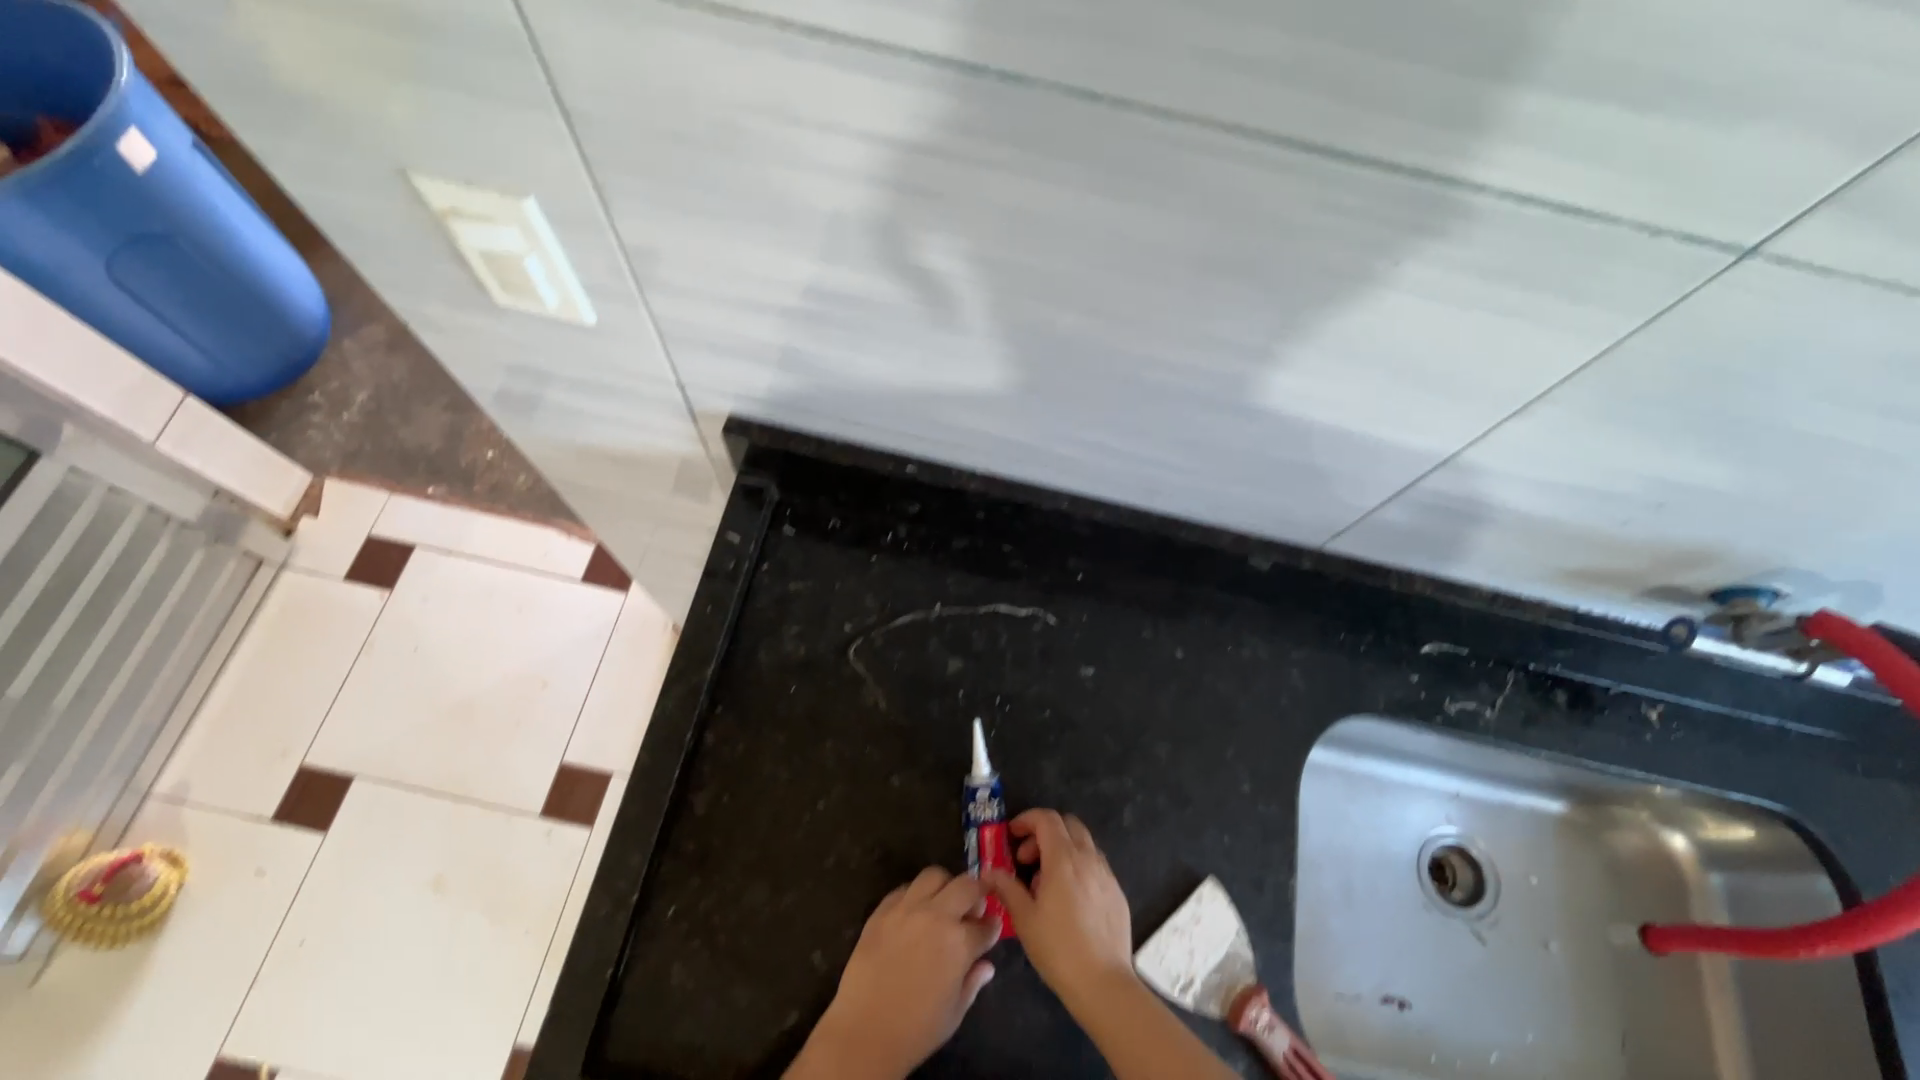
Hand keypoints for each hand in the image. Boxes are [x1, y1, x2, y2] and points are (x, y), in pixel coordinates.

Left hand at [789, 867, 1001, 1079]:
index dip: (991, 927)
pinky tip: (913, 915)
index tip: (989, 930)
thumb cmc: (917, 1030)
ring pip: (933, 876)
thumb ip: (973, 982)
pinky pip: (902, 890)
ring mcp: (905, 910)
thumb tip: (986, 966)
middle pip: (966, 885)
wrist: (865, 1031)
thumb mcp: (955, 1011)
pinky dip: (914, 896)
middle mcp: (935, 916)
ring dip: (945, 886)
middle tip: (972, 909)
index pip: (986, 924)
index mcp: (960, 942)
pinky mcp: (880, 912)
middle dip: (976, 893)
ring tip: (942, 906)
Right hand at [983, 809, 1135, 1006]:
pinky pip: (1096, 866)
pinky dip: (1078, 867)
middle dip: (1044, 833)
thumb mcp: (1024, 918)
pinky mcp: (1117, 893)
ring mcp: (1107, 875)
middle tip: (1027, 860)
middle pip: (1068, 825)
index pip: (1047, 819)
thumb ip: (1006, 888)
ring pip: (1084, 844)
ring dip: (1062, 850)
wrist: (1103, 982)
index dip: (1026, 820)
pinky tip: (1068, 900)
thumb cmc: (1058, 948)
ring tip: (1046, 883)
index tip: (1012, 836)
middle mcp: (1089, 859)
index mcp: (1064, 860)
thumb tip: (990, 871)